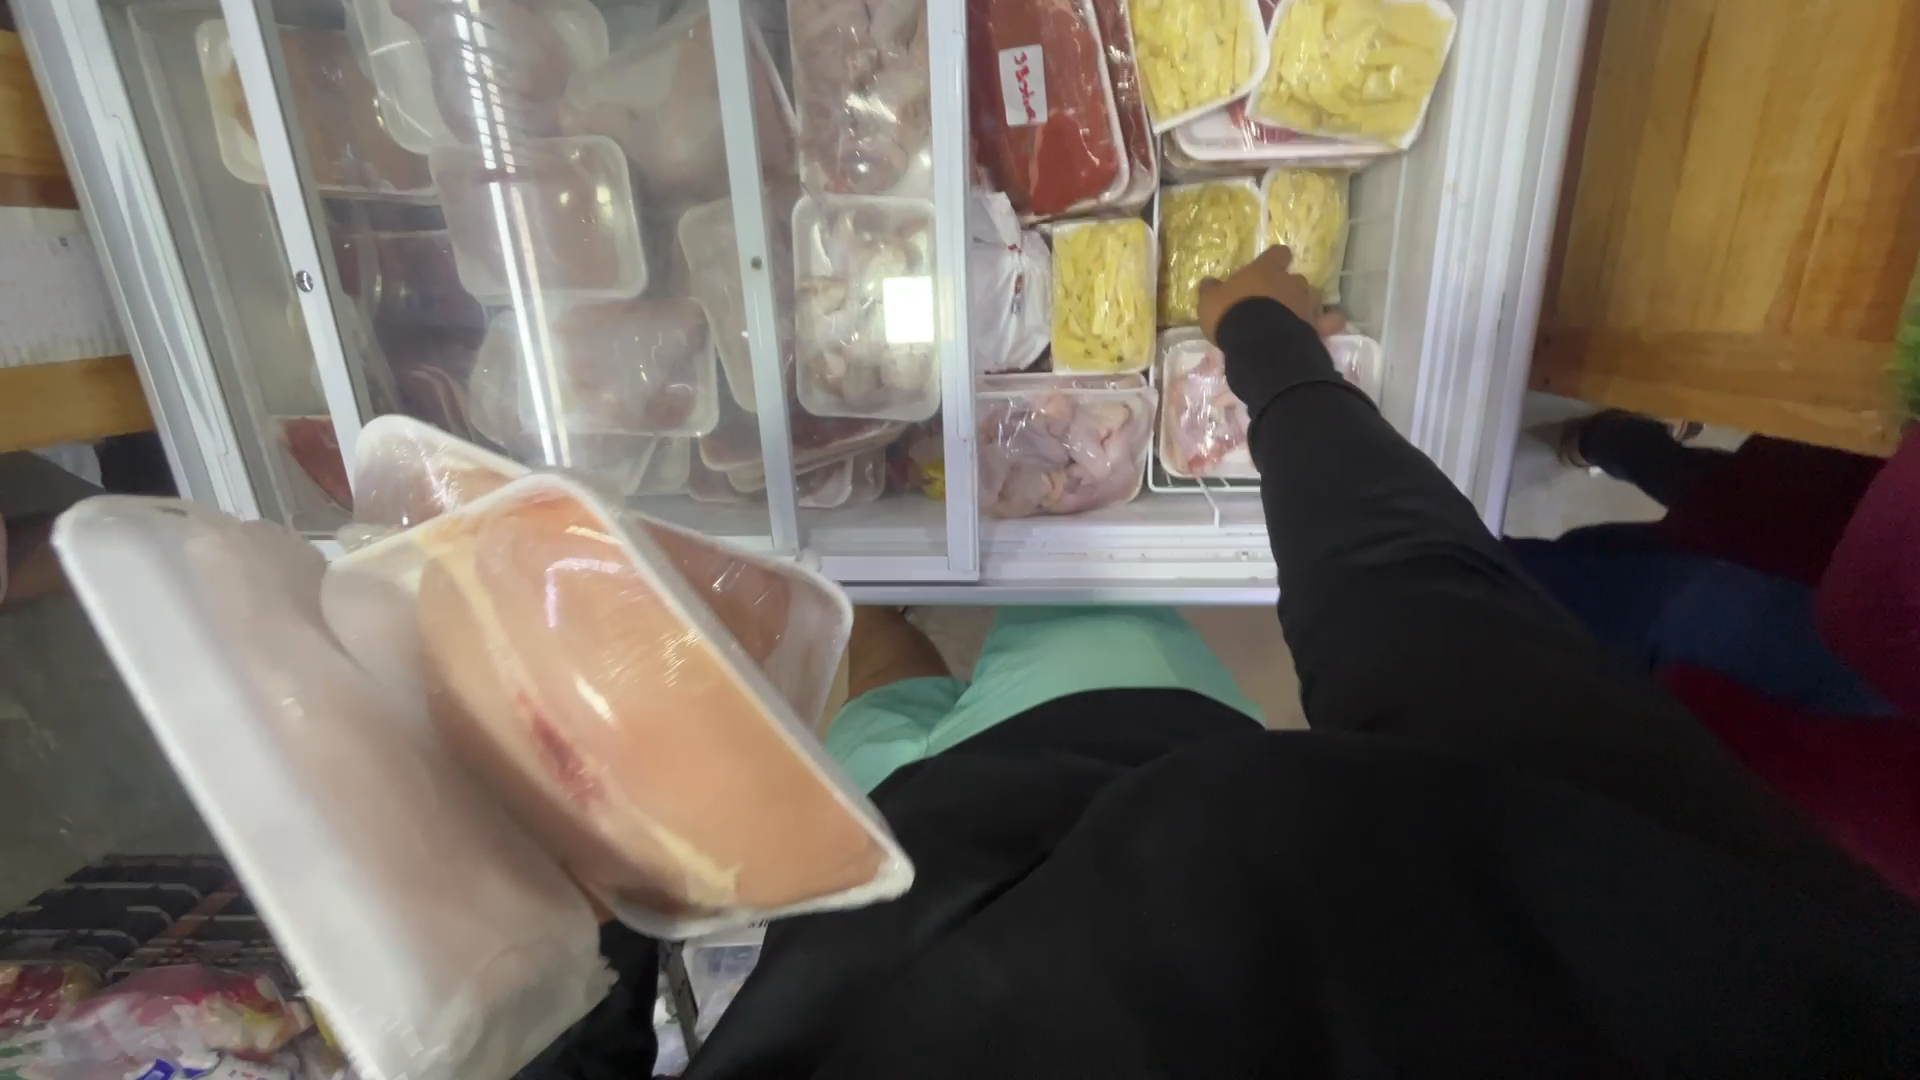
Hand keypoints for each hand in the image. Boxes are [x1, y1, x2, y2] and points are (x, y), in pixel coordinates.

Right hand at [1197, 246, 1345, 343]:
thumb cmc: (1231, 315)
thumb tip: (1209, 281)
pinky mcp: (1316, 325)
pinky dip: (1328, 322)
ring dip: (1304, 304)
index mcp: (1266, 270)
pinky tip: (1320, 328)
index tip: (1267, 269)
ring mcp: (1307, 303)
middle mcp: (1291, 282)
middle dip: (1287, 289)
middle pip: (1295, 278)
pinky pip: (1330, 320)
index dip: (1273, 260)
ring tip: (1291, 318)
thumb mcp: (1209, 301)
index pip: (1277, 254)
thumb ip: (1211, 289)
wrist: (1257, 342)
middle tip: (1273, 304)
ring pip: (1313, 296)